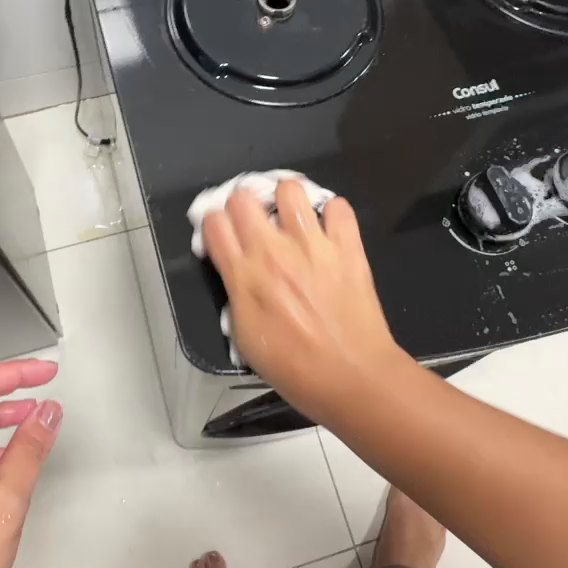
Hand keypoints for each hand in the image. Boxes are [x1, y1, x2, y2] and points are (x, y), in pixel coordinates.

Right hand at [200, 180, 411, 421]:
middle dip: (243, 205)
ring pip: (289, 189)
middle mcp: (274, 252)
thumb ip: (236, 296)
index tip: (222, 232)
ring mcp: (313, 245)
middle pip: (243, 198)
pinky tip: (328, 230)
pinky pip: (338, 207)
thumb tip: (236, 272)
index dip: (214, 224)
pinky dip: (332, 214)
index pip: (214, 224)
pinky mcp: (347, 246)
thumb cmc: (296, 369)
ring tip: (291, 217)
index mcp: (245, 277)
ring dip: (286, 200)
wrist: (354, 378)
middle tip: (253, 222)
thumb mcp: (246, 339)